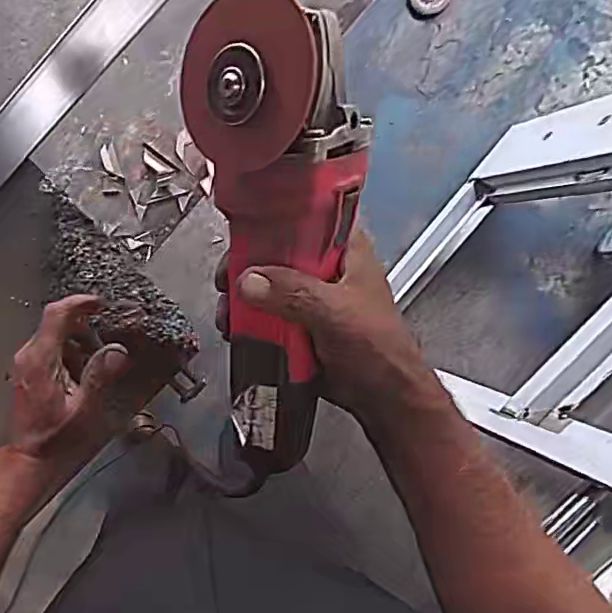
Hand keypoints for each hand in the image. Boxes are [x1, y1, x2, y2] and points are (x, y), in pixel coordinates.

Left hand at [5, 296, 133, 481]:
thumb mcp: (83, 408)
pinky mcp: (29, 372)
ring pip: (56, 338)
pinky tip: (81, 377)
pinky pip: (52, 352)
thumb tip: (117, 352)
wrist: (30, 457)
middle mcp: (29, 356)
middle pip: (58, 325)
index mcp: (40, 360)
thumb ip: (99, 376)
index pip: (57, 315)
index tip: (100, 303)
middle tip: (106, 346)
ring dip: (79, 346)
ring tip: (95, 368)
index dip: (80, 303)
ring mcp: (26, 363)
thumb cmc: (55, 438)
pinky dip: (70, 356)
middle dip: (85, 331)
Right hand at [216, 228, 445, 435]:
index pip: (306, 214)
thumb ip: (293, 294)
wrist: (382, 398)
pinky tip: (236, 329)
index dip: (273, 217)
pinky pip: (267, 315)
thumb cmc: (378, 350)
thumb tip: (249, 281)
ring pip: (268, 286)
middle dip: (248, 265)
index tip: (243, 228)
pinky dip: (249, 321)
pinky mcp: (299, 325)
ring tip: (229, 312)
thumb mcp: (335, 314)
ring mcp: (311, 298)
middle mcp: (326, 268)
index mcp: (345, 249)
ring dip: (244, 298)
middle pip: (278, 252)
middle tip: (229, 278)